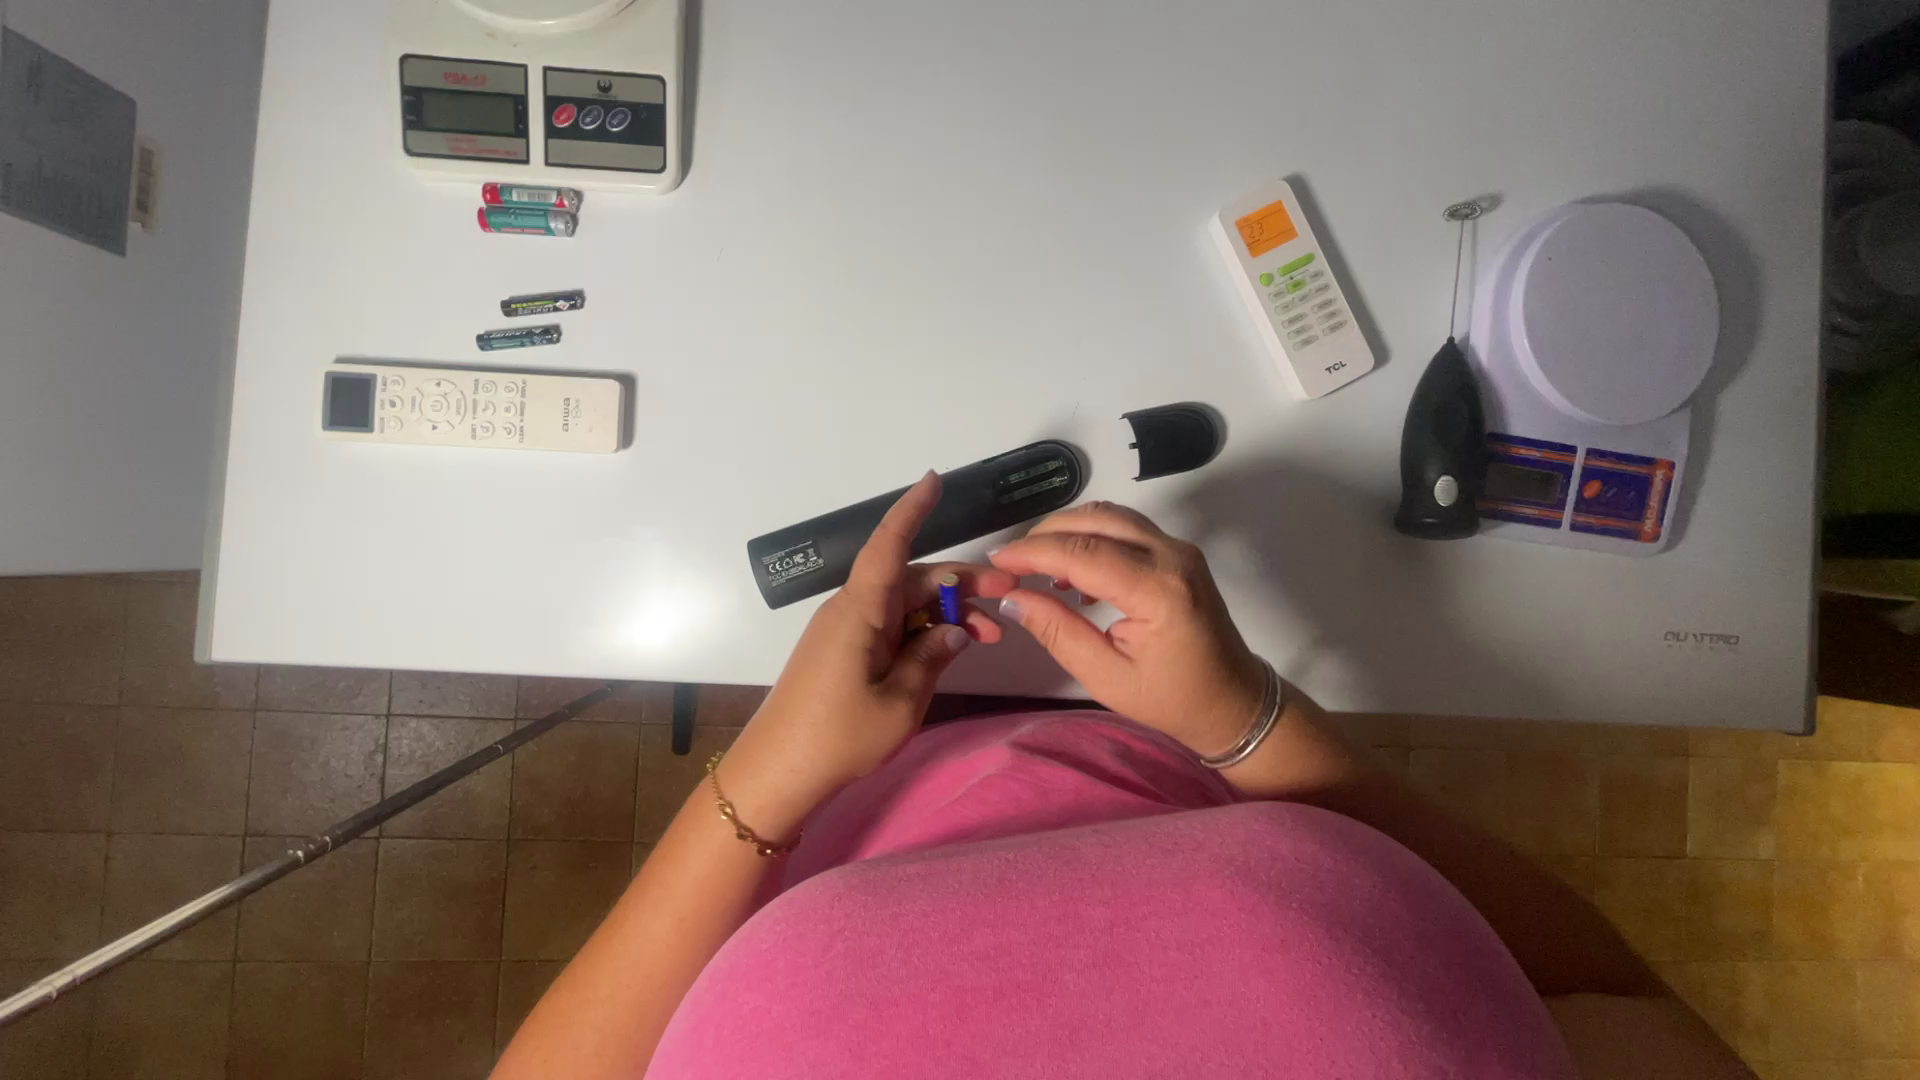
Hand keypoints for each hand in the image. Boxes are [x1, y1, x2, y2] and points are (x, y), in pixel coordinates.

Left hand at [719, 472, 1018, 839]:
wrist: (777, 774)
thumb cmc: (836, 737)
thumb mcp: (900, 702)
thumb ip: (932, 658)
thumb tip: (957, 630)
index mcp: (860, 611)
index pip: (888, 546)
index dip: (912, 511)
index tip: (934, 480)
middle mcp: (854, 611)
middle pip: (913, 581)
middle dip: (962, 585)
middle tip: (1008, 594)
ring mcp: (849, 632)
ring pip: (907, 606)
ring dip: (948, 615)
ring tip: (991, 635)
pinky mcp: (847, 652)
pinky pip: (893, 628)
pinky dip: (925, 633)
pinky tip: (953, 649)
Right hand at [988, 501, 1267, 759]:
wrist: (1234, 701)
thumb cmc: (1172, 699)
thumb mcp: (1107, 677)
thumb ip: (1058, 632)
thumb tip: (1012, 598)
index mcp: (1159, 591)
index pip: (1082, 553)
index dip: (1033, 552)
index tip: (997, 561)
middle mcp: (1172, 556)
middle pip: (1096, 520)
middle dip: (1046, 534)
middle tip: (1012, 561)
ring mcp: (1179, 549)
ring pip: (1111, 517)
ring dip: (1068, 532)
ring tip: (1036, 565)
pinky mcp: (1178, 552)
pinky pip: (1126, 528)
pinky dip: (1091, 538)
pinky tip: (1073, 573)